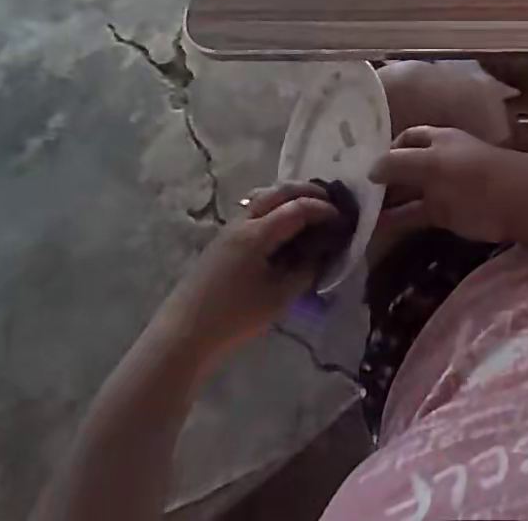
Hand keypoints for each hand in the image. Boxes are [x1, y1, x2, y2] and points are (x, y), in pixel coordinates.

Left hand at [154, 183, 336, 362]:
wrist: (184, 335)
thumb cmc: (234, 318)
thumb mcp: (278, 299)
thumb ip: (304, 272)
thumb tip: (322, 255)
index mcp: (257, 233)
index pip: (297, 208)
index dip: (323, 210)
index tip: (342, 218)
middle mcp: (243, 223)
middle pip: (278, 192)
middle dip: (307, 191)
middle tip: (330, 201)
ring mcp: (230, 230)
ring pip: (264, 198)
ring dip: (289, 197)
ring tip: (310, 208)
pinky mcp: (223, 242)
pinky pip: (254, 212)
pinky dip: (275, 209)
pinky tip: (285, 227)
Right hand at [369, 126, 527, 243]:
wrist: (513, 202)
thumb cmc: (471, 173)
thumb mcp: (432, 162)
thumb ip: (398, 164)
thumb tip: (371, 170)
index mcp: (435, 140)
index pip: (404, 139)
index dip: (385, 149)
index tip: (361, 164)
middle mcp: (434, 161)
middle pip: (402, 167)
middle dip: (380, 178)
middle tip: (350, 193)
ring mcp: (438, 188)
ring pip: (405, 193)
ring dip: (383, 202)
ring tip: (354, 214)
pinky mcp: (442, 214)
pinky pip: (412, 215)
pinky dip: (394, 221)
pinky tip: (373, 230)